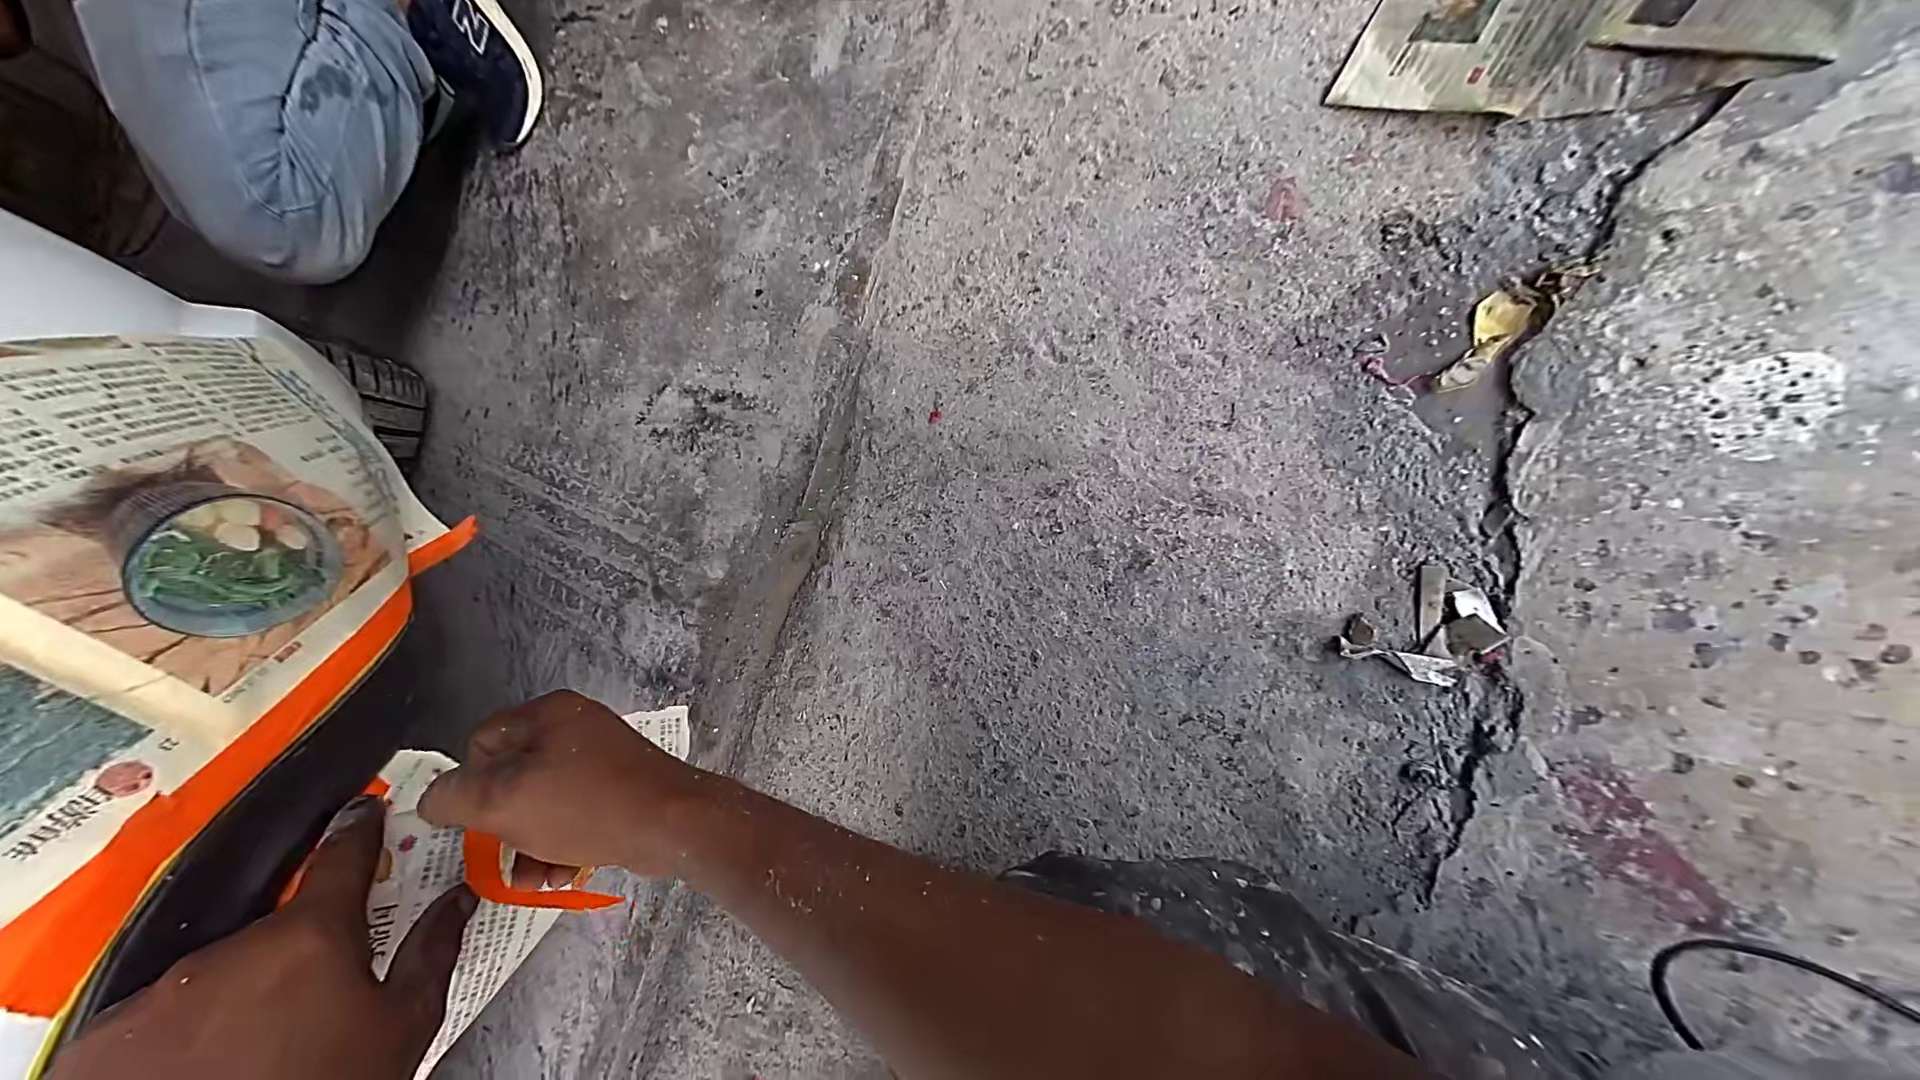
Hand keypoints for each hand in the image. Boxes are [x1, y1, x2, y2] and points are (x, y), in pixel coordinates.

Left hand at [49, 796, 473, 1079]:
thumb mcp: (404, 1022)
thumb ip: (434, 948)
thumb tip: (457, 900)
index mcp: (314, 934)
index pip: (344, 854)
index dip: (360, 826)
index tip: (365, 810)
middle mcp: (233, 950)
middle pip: (282, 921)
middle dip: (306, 941)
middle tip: (325, 981)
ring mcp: (158, 996)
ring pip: (220, 965)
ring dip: (246, 981)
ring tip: (265, 1034)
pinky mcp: (99, 1042)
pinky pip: (160, 1009)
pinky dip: (187, 1021)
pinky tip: (210, 1054)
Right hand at [418, 690, 710, 882]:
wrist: (670, 822)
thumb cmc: (585, 804)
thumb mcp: (504, 799)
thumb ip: (455, 795)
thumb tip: (435, 796)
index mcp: (550, 713)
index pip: (481, 742)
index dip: (470, 784)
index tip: (475, 818)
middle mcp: (576, 727)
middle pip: (511, 776)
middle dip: (500, 822)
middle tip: (500, 853)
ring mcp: (601, 758)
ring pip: (541, 802)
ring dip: (527, 843)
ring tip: (529, 877)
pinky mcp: (618, 787)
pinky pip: (572, 814)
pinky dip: (559, 843)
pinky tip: (558, 875)